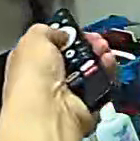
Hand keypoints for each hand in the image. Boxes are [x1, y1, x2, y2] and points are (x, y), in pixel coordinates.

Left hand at [0, 24, 116, 140]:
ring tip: (105, 52)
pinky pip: (102, 86)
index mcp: (30, 63)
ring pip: (91, 70)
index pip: (52, 46)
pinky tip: (109, 64)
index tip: (80, 32)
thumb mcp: (34, 39)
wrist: (50, 110)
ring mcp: (69, 94)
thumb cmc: (34, 76)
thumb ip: (48, 31)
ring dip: (100, 58)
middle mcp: (49, 79)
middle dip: (89, 46)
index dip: (68, 36)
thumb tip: (62, 33)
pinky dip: (108, 74)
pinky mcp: (87, 105)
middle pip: (75, 58)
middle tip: (97, 41)